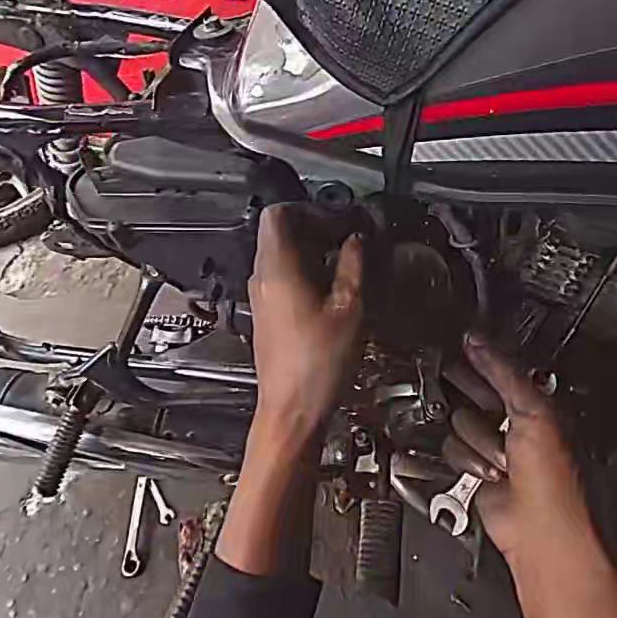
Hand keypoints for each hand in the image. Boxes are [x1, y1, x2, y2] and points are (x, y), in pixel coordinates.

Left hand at [247, 203, 364, 439]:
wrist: (292, 409)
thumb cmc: (316, 366)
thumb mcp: (349, 308)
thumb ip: (352, 266)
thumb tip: (355, 242)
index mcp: (277, 269)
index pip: (277, 214)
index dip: (308, 208)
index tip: (334, 218)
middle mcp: (262, 279)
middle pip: (279, 232)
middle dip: (314, 227)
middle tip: (345, 237)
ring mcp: (261, 298)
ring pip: (280, 255)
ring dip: (311, 251)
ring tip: (342, 261)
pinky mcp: (267, 315)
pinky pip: (281, 278)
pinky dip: (305, 272)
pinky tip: (331, 289)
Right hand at [453, 333, 596, 565]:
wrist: (539, 528)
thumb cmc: (552, 478)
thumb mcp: (531, 411)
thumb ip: (502, 373)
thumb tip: (478, 344)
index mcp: (532, 403)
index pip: (496, 370)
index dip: (479, 361)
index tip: (463, 351)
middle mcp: (511, 422)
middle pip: (471, 395)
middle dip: (476, 407)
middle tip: (482, 413)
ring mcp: (490, 446)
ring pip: (459, 424)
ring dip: (477, 442)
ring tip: (499, 460)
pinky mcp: (472, 468)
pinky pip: (452, 449)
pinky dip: (467, 460)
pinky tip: (488, 472)